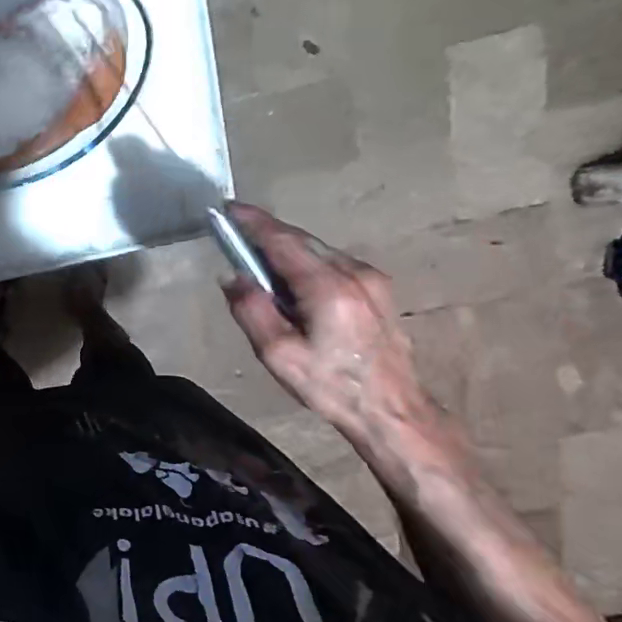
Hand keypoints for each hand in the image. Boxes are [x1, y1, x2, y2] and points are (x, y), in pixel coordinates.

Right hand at [220, 202, 446, 452]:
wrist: (393, 413)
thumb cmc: (330, 387)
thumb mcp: (278, 354)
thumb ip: (251, 310)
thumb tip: (233, 276)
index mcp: (328, 287)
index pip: (282, 240)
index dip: (253, 222)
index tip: (229, 208)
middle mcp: (354, 273)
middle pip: (302, 240)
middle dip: (268, 233)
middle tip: (237, 234)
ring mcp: (372, 280)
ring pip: (320, 251)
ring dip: (288, 249)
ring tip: (261, 261)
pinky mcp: (380, 291)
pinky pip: (335, 264)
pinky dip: (308, 262)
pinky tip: (295, 282)